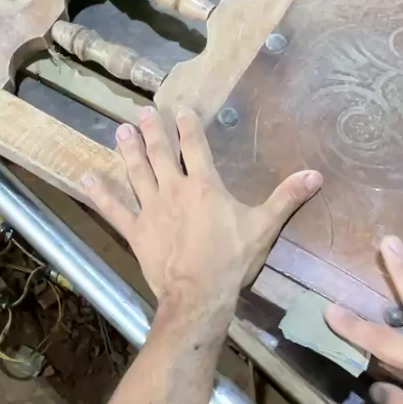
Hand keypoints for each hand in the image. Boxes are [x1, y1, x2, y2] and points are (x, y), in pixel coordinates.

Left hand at [81, 106, 321, 312]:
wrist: (199, 294)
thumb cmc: (232, 259)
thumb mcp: (264, 226)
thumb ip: (287, 197)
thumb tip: (316, 175)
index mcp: (204, 185)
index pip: (196, 147)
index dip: (189, 126)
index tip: (181, 109)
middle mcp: (174, 189)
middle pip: (161, 153)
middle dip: (153, 131)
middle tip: (143, 112)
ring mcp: (151, 209)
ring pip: (137, 172)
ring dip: (128, 150)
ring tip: (121, 130)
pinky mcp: (136, 230)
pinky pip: (115, 208)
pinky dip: (100, 193)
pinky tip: (85, 177)